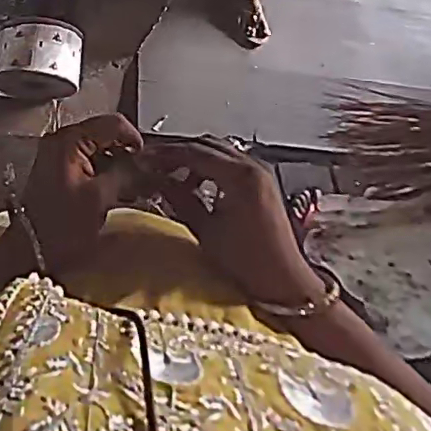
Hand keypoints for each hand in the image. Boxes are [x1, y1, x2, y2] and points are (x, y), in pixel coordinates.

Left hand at [20, 113, 142, 270]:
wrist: (31, 250)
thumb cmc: (62, 225)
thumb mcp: (100, 196)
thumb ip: (127, 172)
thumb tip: (149, 160)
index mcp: (69, 140)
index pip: (112, 123)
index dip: (135, 138)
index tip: (149, 158)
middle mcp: (62, 140)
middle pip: (106, 134)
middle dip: (127, 153)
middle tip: (145, 174)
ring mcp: (59, 154)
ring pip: (99, 148)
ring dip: (118, 164)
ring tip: (135, 186)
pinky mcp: (59, 169)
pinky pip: (89, 160)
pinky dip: (105, 172)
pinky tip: (118, 190)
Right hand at [140, 136, 323, 305]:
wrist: (285, 285)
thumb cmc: (248, 263)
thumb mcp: (206, 230)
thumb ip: (180, 199)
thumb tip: (158, 181)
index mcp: (239, 176)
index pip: (194, 152)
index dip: (166, 154)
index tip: (145, 158)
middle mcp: (252, 167)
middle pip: (206, 145)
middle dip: (178, 152)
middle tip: (154, 163)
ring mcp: (259, 173)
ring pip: (218, 152)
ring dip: (194, 159)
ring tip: (171, 175)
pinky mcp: (261, 183)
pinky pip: (230, 164)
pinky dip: (209, 168)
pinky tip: (194, 184)